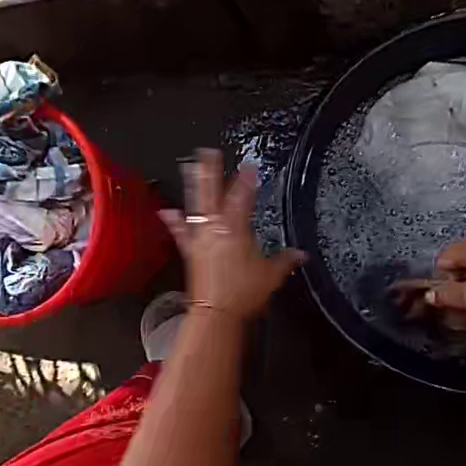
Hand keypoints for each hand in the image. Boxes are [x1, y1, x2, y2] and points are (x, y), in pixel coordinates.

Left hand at [158, 149, 302, 321]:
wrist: (217, 312)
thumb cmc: (242, 294)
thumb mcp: (271, 275)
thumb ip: (285, 260)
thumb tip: (299, 255)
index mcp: (237, 230)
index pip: (243, 198)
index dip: (246, 181)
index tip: (248, 167)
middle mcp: (216, 230)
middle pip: (213, 194)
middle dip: (211, 172)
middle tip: (208, 152)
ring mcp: (201, 239)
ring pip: (197, 206)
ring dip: (193, 186)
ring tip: (189, 167)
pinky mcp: (190, 252)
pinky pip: (181, 232)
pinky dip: (174, 221)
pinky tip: (166, 211)